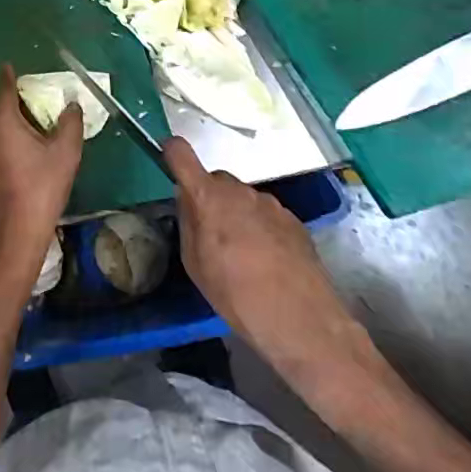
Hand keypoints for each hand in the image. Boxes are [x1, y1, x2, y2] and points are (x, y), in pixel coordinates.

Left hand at [0, 64, 82, 252]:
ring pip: (0, 123)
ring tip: (42, 122)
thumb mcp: (65, 151)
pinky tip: (32, 145)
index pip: (5, 88)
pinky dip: (13, 135)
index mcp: (2, 120)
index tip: (10, 65)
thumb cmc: (42, 185)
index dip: (10, 76)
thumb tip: (72, 105)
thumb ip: (70, 122)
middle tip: (43, 98)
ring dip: (18, 119)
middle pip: (3, 105)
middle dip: (21, 100)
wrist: (18, 229)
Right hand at [165, 137, 370, 376]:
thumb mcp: (194, 264)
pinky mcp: (293, 218)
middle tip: (212, 234)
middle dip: (210, 199)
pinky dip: (261, 228)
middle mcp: (239, 191)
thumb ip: (188, 223)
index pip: (182, 155)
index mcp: (208, 197)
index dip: (172, 152)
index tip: (169, 158)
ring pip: (243, 199)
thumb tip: (187, 198)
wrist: (301, 319)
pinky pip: (266, 214)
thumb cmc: (236, 295)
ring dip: (238, 215)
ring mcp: (270, 202)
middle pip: (216, 182)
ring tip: (245, 255)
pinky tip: (268, 260)